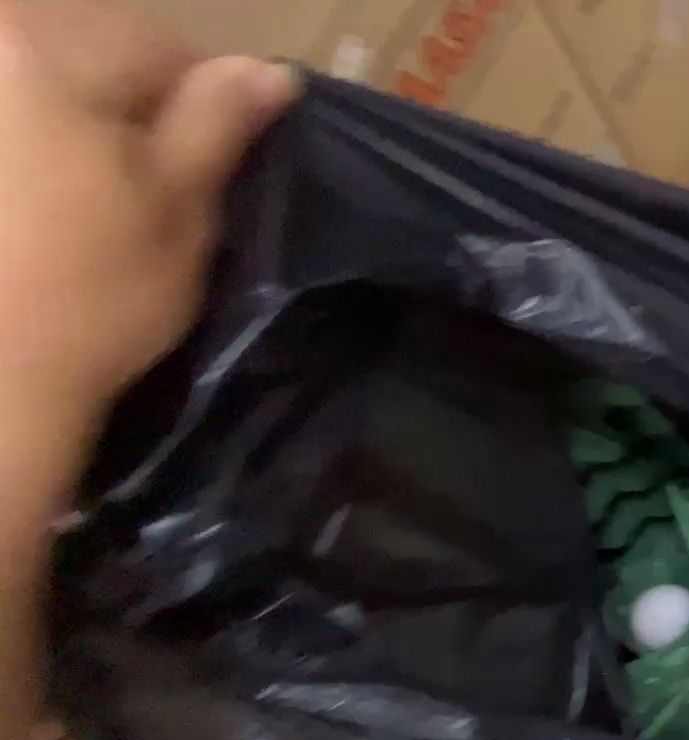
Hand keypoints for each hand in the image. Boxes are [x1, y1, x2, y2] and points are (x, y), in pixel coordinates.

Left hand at [0, 1, 297, 425]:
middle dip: (141, 106)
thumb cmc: (104, 285)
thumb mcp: (186, 203)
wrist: (0, 359)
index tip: (230, 164)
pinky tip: (51, 196)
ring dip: (91, 122)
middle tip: (164, 182)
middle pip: (94, 48)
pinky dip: (46, 142)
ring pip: (51, 78)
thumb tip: (275, 72)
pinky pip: (22, 114)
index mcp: (44, 50)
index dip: (213, 104)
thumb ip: (221, 123)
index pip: (163, 45)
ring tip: (101, 192)